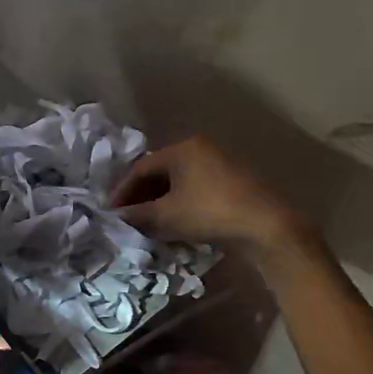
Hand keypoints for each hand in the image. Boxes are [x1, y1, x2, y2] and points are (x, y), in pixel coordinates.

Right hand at [109, 136, 317, 259]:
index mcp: (182, 149)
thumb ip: (136, 214)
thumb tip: (115, 217)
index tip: (110, 212)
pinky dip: (175, 204)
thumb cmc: (208, 212)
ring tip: (143, 222)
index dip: (122, 191)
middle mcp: (199, 149)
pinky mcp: (228, 182)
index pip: (141, 168)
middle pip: (159, 172)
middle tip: (125, 217)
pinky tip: (168, 222)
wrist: (262, 225)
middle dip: (139, 196)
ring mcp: (216, 164)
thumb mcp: (165, 215)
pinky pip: (191, 189)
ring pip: (176, 182)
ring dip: (156, 201)